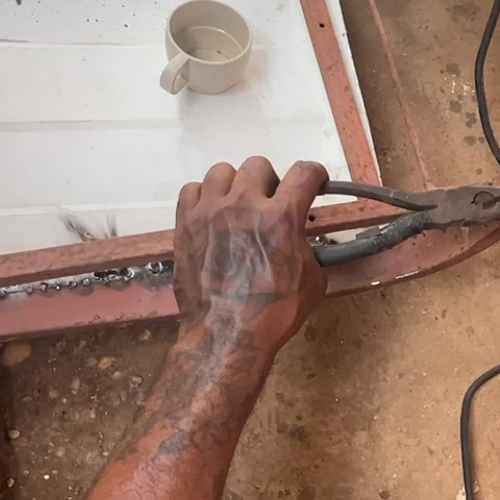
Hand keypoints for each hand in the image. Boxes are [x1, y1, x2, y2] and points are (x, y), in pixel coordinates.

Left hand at [172, 158, 328, 354]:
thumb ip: (308, 247)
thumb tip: (302, 240)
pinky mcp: (185, 224)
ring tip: (237, 207)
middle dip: (270, 181)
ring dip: (235, 185)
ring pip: (222, 171)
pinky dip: (204, 197)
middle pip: (258, 165)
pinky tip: (211, 215)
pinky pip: (191, 189)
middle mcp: (244, 205)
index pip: (304, 172)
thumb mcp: (313, 280)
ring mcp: (210, 212)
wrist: (228, 334)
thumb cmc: (275, 312)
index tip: (314, 183)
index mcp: (281, 217)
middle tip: (270, 203)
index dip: (314, 174)